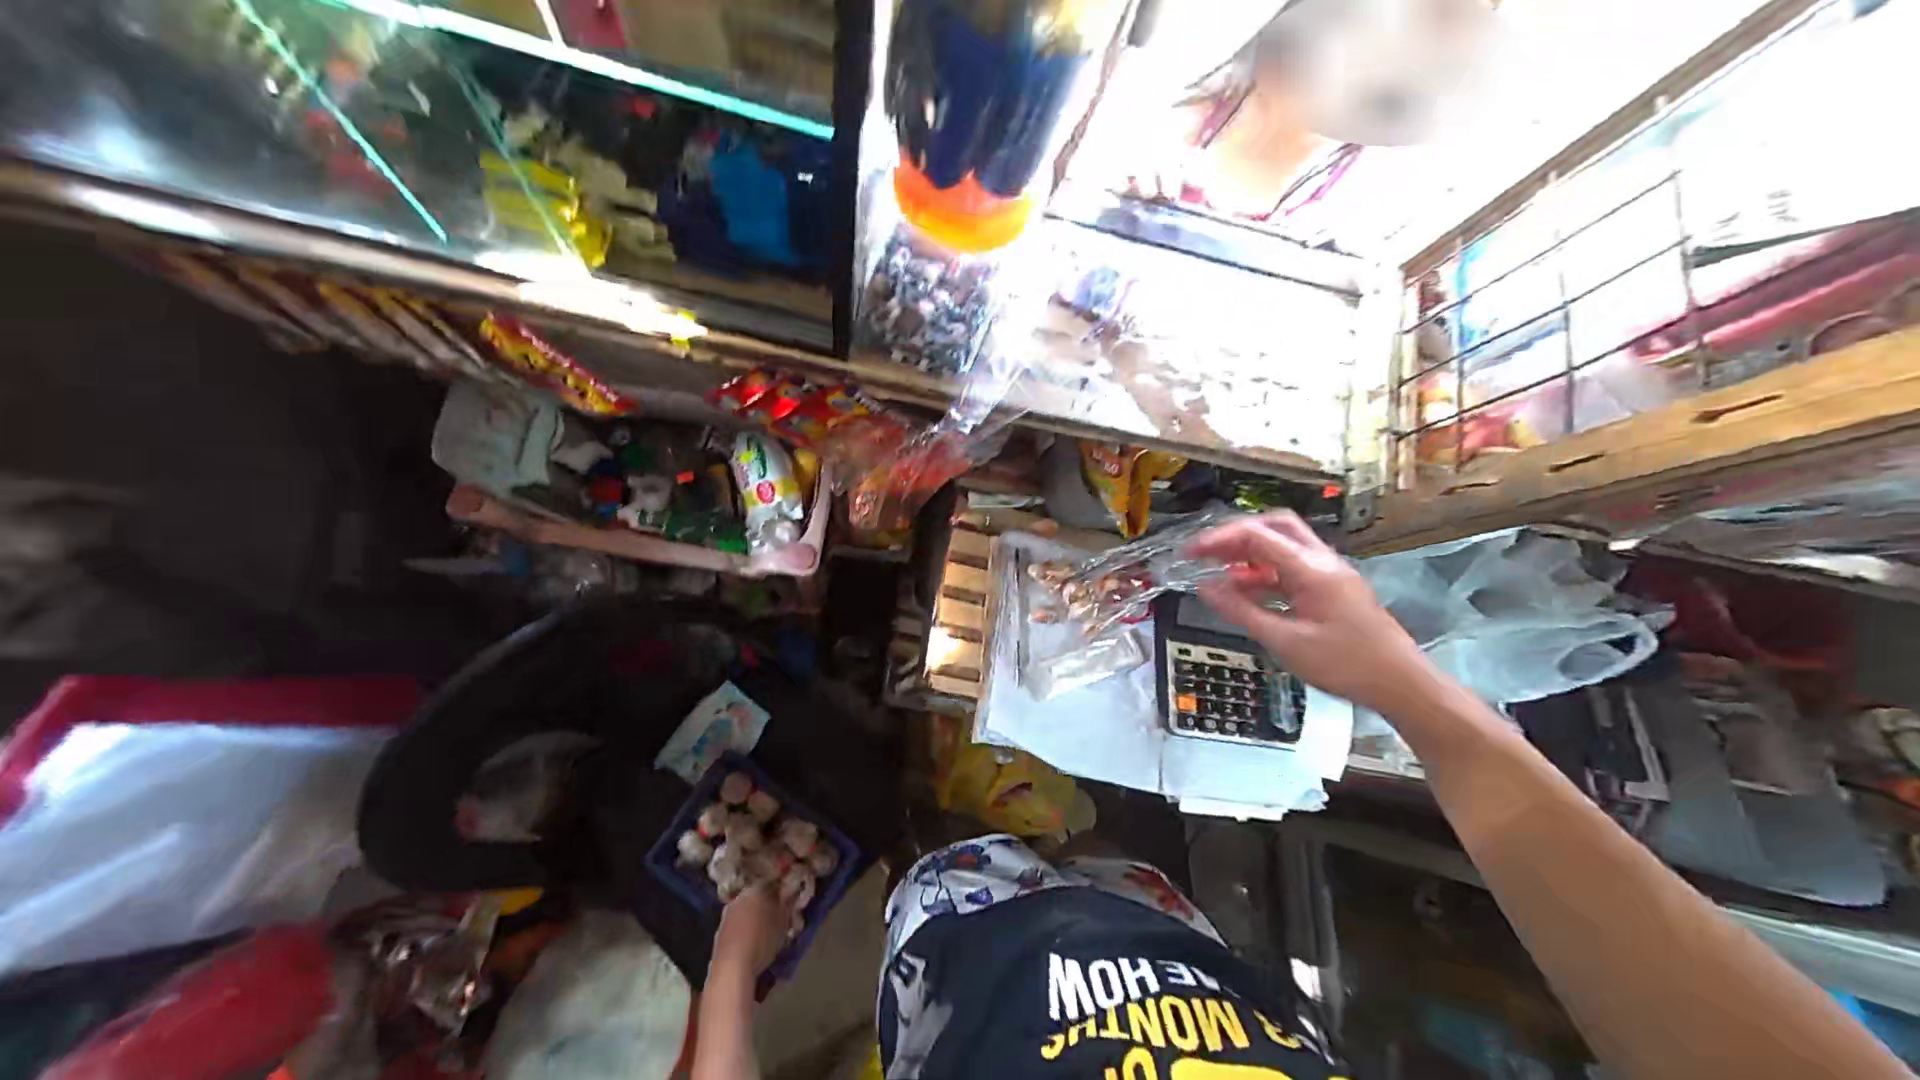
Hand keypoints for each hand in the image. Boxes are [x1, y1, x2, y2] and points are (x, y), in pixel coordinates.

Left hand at [711, 884, 786, 981]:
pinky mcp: (718, 932)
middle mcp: (738, 898)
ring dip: (753, 917)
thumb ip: (785, 906)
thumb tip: (787, 896)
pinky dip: (743, 930)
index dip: (779, 890)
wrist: (731, 968)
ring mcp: (726, 915)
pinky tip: (750, 942)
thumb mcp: (782, 923)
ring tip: (764, 931)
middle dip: (765, 904)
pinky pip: (736, 925)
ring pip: (744, 910)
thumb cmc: (761, 942)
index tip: (786, 898)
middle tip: (776, 916)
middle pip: (755, 896)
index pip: (770, 882)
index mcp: (755, 890)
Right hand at [1188, 511, 1439, 717]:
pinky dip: (1265, 572)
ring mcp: (1330, 573)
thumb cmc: (1346, 666)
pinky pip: (1292, 567)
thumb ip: (1242, 611)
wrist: (1402, 685)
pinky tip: (1247, 590)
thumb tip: (1205, 589)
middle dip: (1235, 535)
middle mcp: (1322, 562)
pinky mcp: (1333, 588)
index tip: (1189, 553)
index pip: (1257, 536)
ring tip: (1219, 573)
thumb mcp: (1285, 642)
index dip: (1218, 540)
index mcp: (1311, 570)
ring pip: (1284, 545)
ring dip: (1250, 553)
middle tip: (1206, 553)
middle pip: (1274, 527)